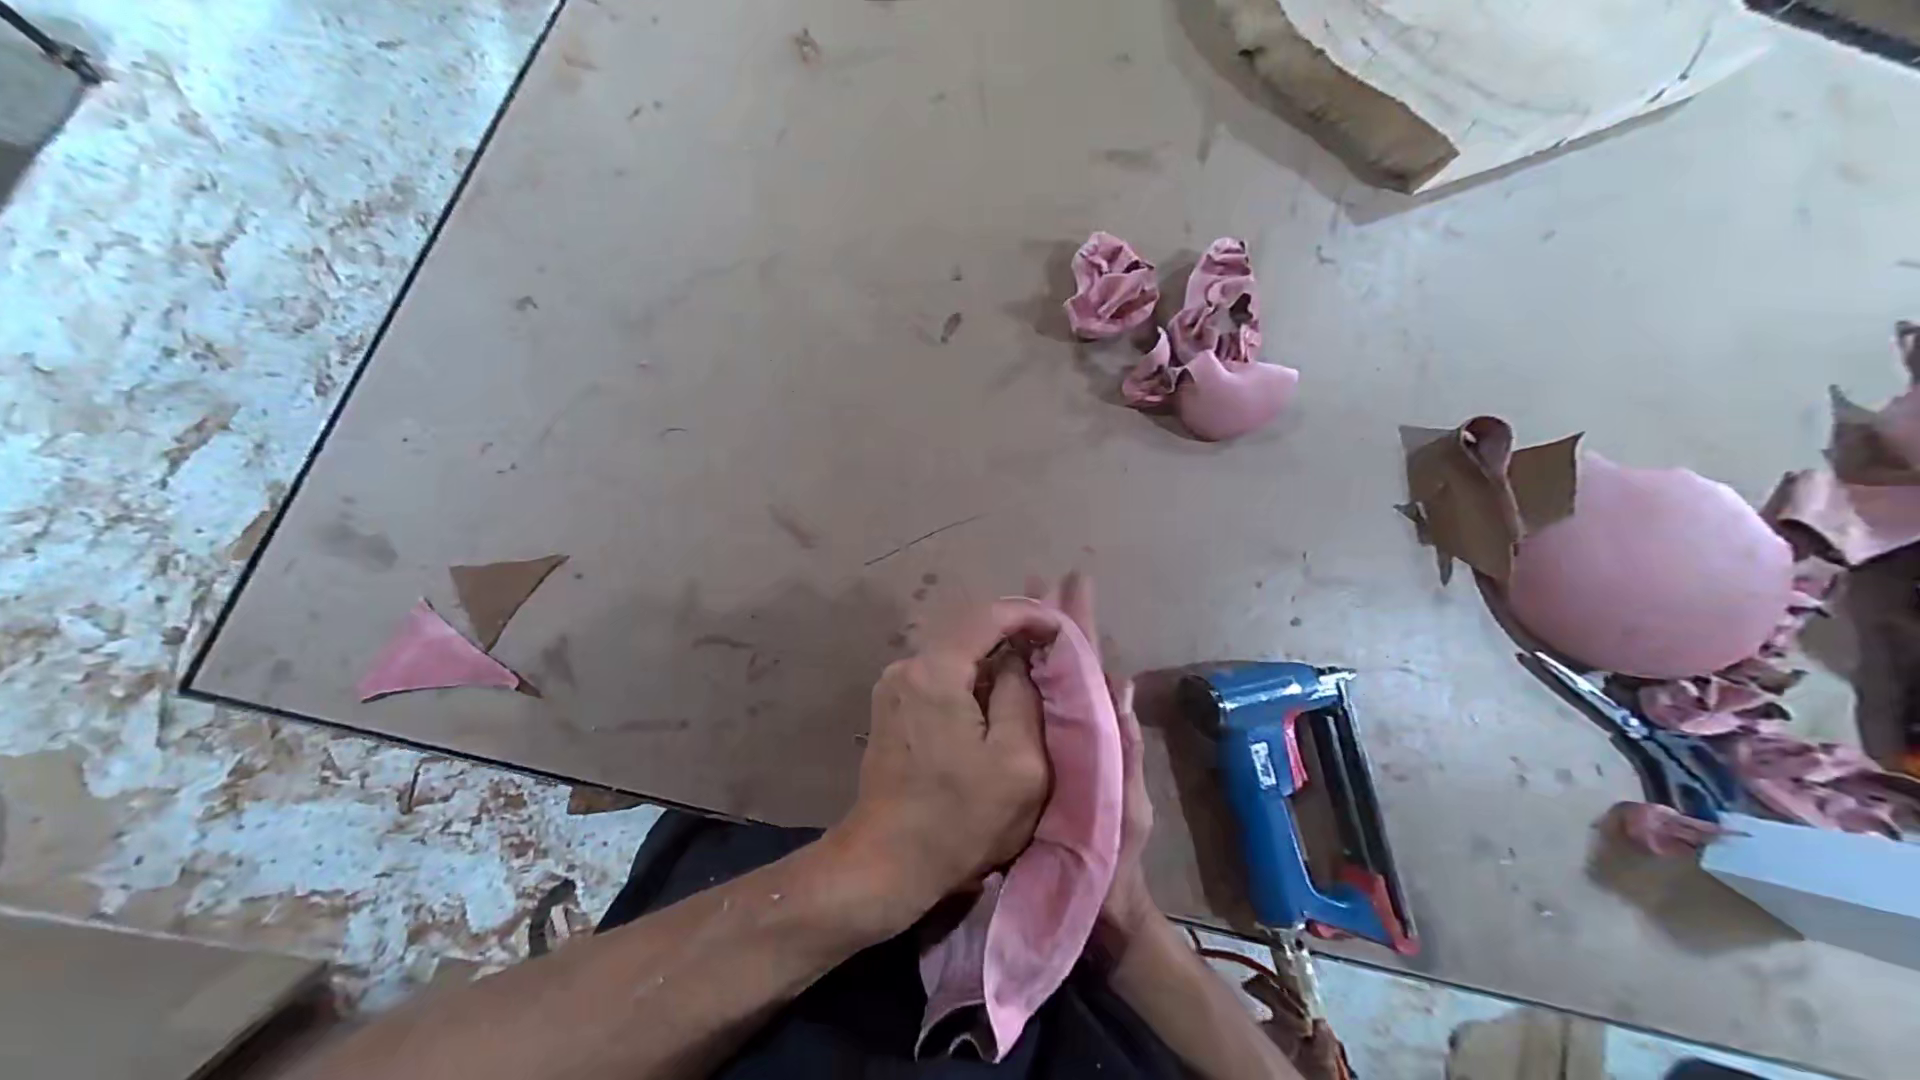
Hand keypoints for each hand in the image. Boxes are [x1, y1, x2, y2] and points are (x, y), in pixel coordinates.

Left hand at [832, 601, 1054, 919]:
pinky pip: (939, 678)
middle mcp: (906, 667)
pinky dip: (970, 682)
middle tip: (1053, 654)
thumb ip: (1022, 697)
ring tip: (1030, 681)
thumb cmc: (960, 820)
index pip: (987, 616)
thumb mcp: (1017, 763)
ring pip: (954, 656)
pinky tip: (993, 705)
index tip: (1061, 629)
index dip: (1029, 614)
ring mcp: (893, 687)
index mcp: (934, 673)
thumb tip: (1019, 659)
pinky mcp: (891, 709)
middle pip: (968, 633)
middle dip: (1013, 637)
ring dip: (992, 663)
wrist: (886, 863)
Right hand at [1025, 573, 1160, 953]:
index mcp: (1100, 731)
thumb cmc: (1113, 858)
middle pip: (1064, 665)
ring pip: (1042, 683)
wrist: (1094, 908)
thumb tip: (1120, 681)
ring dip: (1032, 643)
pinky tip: (998, 663)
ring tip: (1020, 607)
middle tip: (1038, 581)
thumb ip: (1126, 749)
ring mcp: (1052, 744)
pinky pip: (1022, 713)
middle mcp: (1076, 728)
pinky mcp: (1029, 763)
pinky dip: (1015, 682)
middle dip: (1054, 622)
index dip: (1079, 624)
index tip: (1070, 582)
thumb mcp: (1126, 804)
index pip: (1089, 666)